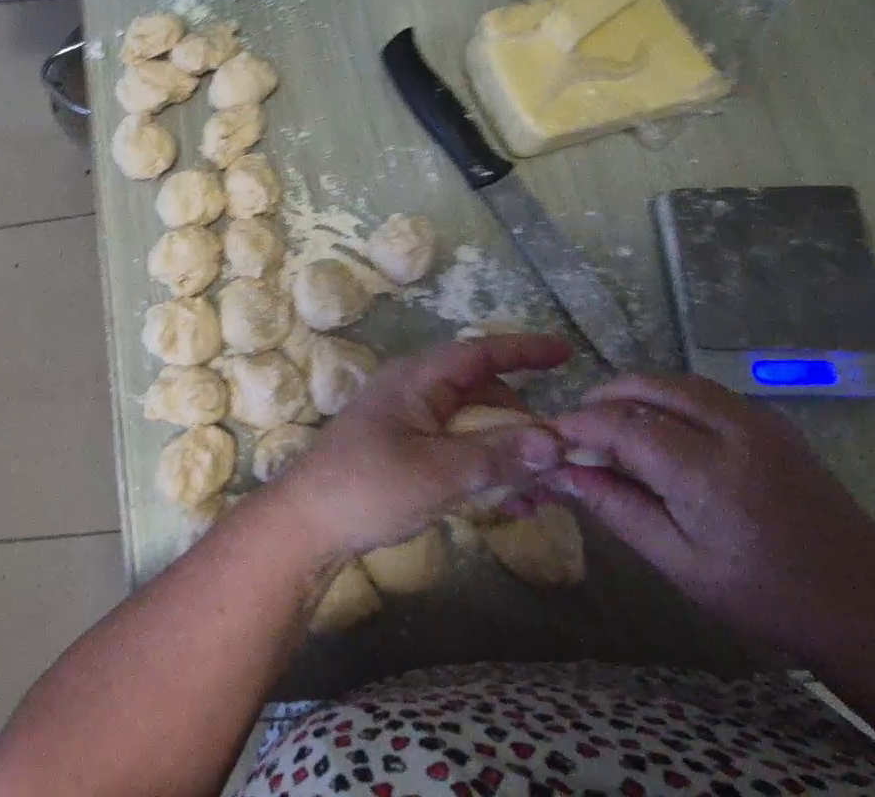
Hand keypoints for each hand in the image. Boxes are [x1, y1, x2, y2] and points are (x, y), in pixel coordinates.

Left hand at [273, 334, 571, 556]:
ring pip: (470, 426)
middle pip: (481, 393)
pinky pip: (454, 451)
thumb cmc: (369, 487)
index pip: (478, 353)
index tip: (567, 354)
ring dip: (508, 454)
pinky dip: (484, 470)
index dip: (524, 351)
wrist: (307, 524)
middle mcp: (411, 393)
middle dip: (524, 422)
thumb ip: (499, 454)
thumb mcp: (441, 472)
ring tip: (542, 493)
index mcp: (415, 380)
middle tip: (562, 453)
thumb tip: (558, 441)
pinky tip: (510, 505)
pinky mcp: (400, 453)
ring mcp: (404, 423)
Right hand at [545, 373, 874, 647]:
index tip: (546, 440)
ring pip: (676, 382)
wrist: (867, 603)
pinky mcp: (773, 424)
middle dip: (601, 399)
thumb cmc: (763, 594)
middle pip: (648, 386)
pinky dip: (667, 399)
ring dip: (633, 395)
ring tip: (609, 429)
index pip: (622, 423)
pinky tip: (657, 432)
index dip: (576, 425)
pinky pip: (704, 393)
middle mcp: (735, 432)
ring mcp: (760, 422)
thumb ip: (616, 508)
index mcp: (708, 473)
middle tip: (575, 432)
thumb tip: (562, 472)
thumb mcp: (677, 561)